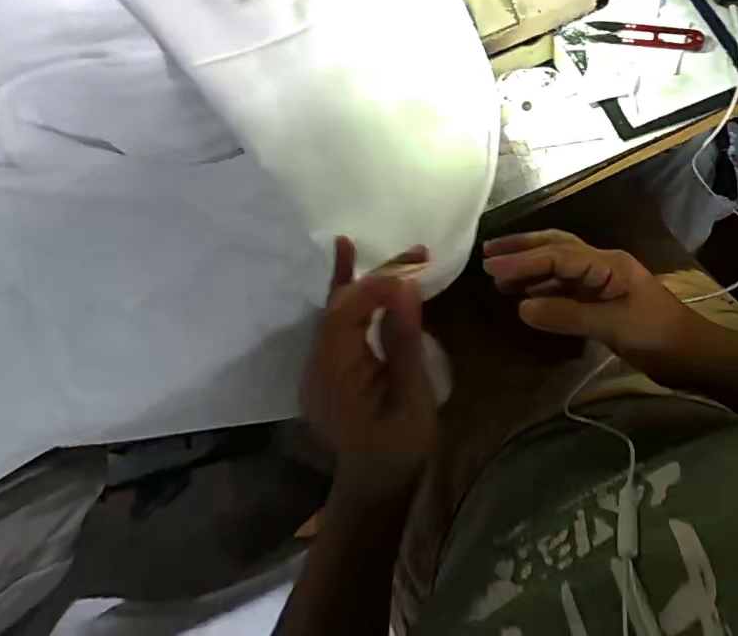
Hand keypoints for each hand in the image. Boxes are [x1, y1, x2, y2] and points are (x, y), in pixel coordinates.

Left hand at [301, 237, 437, 499]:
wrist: (377, 483)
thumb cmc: (401, 444)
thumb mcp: (411, 397)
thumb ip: (404, 340)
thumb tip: (405, 286)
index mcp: (334, 371)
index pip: (350, 311)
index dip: (381, 284)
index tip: (418, 268)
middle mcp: (316, 360)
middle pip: (344, 302)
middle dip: (381, 276)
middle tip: (420, 254)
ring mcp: (317, 361)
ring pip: (339, 305)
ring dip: (370, 277)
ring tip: (405, 253)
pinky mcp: (327, 361)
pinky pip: (334, 317)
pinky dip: (344, 286)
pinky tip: (345, 253)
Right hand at [482, 230, 708, 362]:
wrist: (696, 357)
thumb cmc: (659, 337)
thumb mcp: (614, 327)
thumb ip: (567, 315)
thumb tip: (522, 307)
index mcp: (607, 263)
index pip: (556, 256)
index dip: (522, 260)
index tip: (490, 265)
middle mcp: (602, 264)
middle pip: (556, 247)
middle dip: (522, 249)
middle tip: (487, 253)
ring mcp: (602, 281)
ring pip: (558, 266)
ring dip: (529, 268)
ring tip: (498, 276)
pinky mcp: (602, 300)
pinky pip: (565, 286)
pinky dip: (543, 287)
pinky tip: (525, 296)